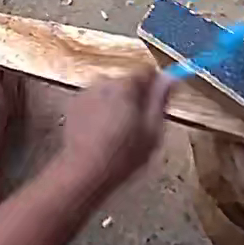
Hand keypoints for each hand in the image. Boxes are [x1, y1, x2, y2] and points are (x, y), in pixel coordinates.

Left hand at [54, 70, 174, 196]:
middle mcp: (104, 82)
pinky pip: (94, 102)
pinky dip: (99, 112)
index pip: (147, 71)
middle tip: (138, 126)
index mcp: (126, 85)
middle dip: (135, 98)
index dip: (155, 86)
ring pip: (110, 92)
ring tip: (118, 134)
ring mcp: (86, 93)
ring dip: (116, 105)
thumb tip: (169, 78)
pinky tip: (101, 135)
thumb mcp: (152, 131)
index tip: (157, 104)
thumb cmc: (122, 155)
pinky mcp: (73, 106)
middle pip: (127, 82)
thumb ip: (161, 100)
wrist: (83, 173)